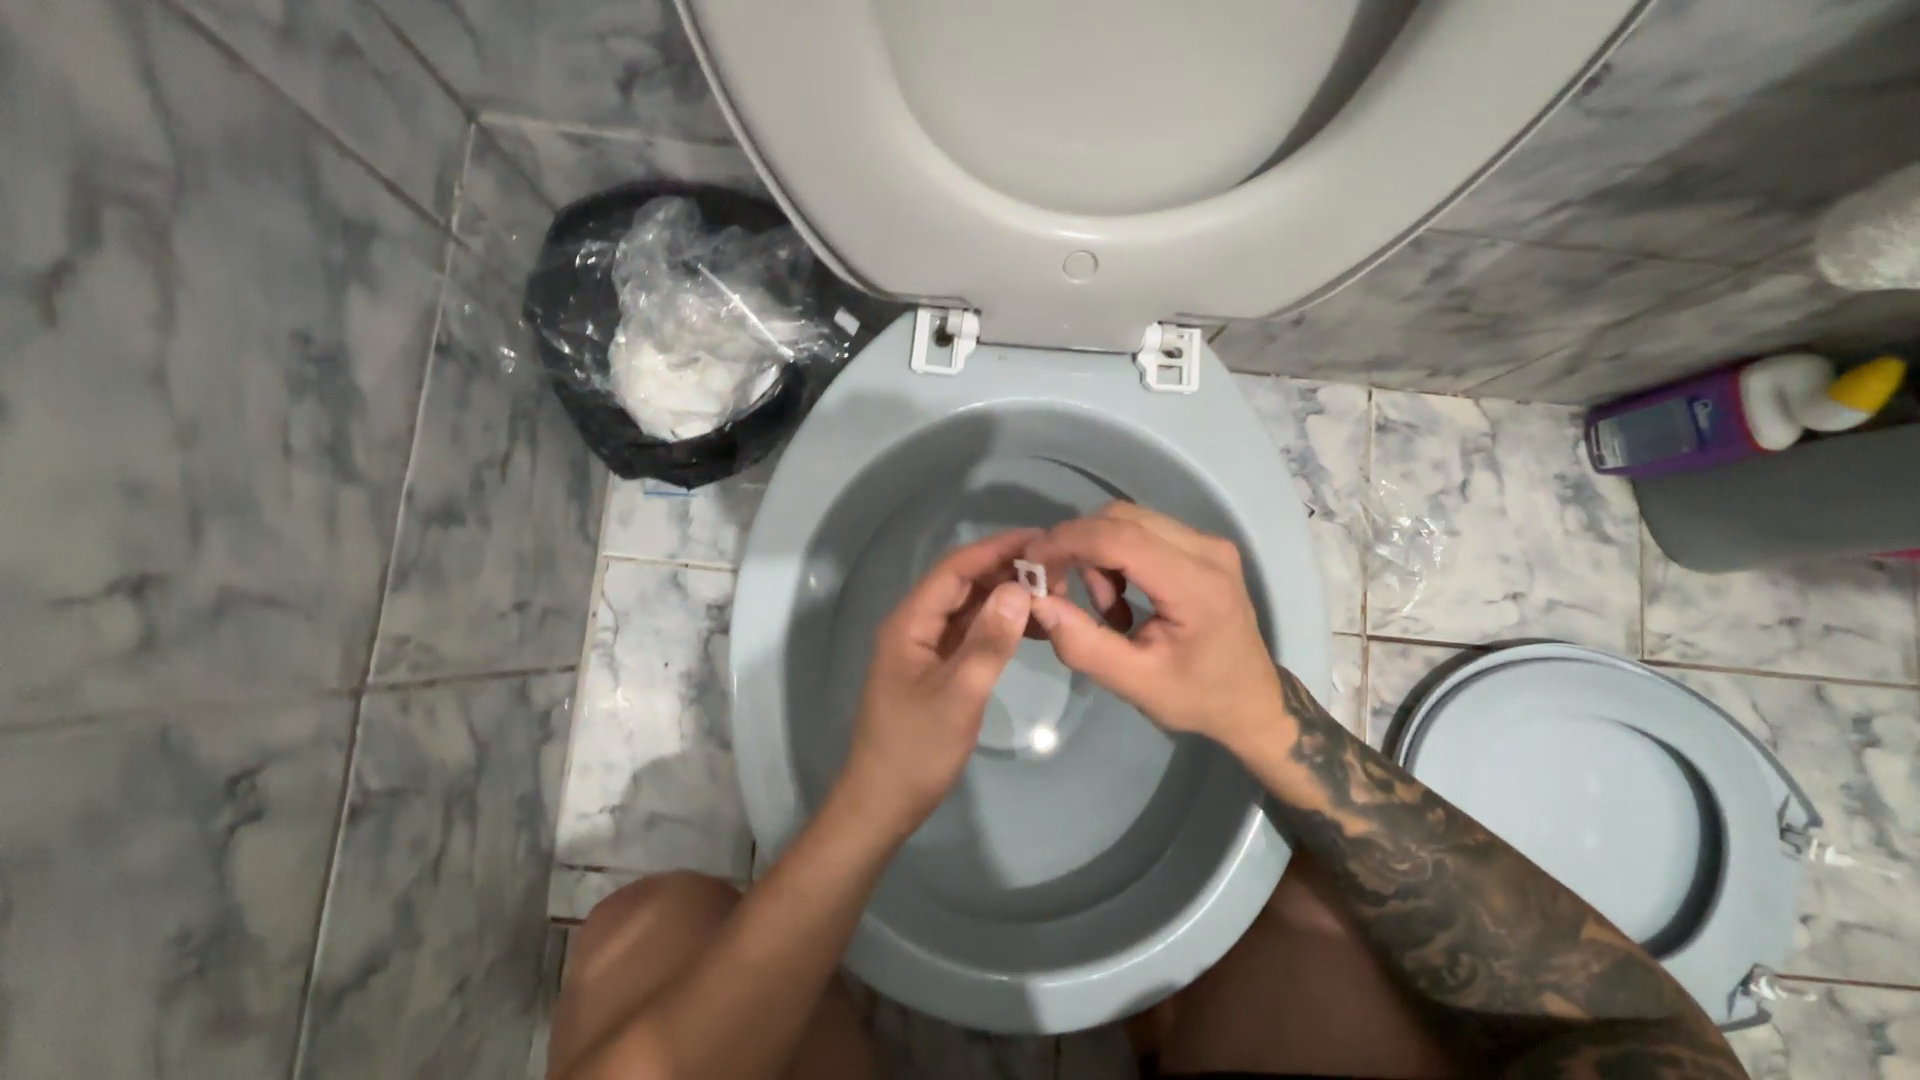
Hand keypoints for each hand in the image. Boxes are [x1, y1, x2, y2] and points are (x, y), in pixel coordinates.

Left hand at [840, 529, 1037, 832]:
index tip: (1041, 539)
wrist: (883, 802)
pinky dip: (997, 627)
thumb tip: (1018, 589)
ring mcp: (923, 649)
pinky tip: (1029, 627)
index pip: (954, 569)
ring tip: (1051, 593)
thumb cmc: (916, 749)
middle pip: (961, 584)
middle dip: (1005, 571)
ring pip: (967, 609)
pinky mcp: (935, 670)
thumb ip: (988, 641)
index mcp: (909, 623)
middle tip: (1057, 569)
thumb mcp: (958, 694)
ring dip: (1004, 598)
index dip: (996, 549)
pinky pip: (968, 635)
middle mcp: (914, 627)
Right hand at [1023, 503, 1286, 750]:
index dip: (1070, 541)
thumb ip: (1083, 644)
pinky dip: (1116, 555)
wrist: (1251, 700)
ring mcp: (1209, 543)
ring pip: (1130, 520)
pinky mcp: (1203, 545)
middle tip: (1057, 588)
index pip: (1123, 539)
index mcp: (1197, 586)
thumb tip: (1036, 602)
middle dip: (1079, 546)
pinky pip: (1144, 530)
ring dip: (1098, 554)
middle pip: (1122, 519)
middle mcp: (1207, 550)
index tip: (1031, 561)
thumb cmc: (1196, 697)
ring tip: (1103, 608)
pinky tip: (1121, 597)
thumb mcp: (1133, 682)